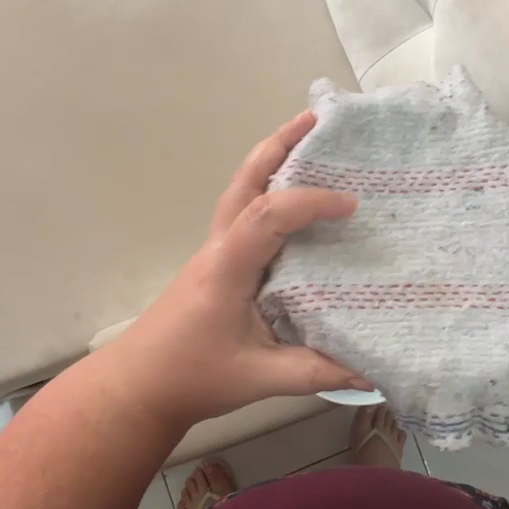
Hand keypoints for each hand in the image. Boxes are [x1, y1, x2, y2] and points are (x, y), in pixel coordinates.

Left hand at [101, 112, 369, 428]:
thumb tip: (371, 375)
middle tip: (316, 121)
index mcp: (227, 268)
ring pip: (241, 191)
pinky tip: (296, 203)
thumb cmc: (191, 377)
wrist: (137, 386)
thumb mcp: (257, 378)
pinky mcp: (217, 264)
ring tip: (309, 143)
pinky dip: (270, 192)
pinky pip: (245, 213)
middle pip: (245, 181)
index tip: (351, 205)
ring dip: (272, 162)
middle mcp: (219, 248)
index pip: (268, 215)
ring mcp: (214, 253)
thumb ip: (314, 372)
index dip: (309, 202)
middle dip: (280, 145)